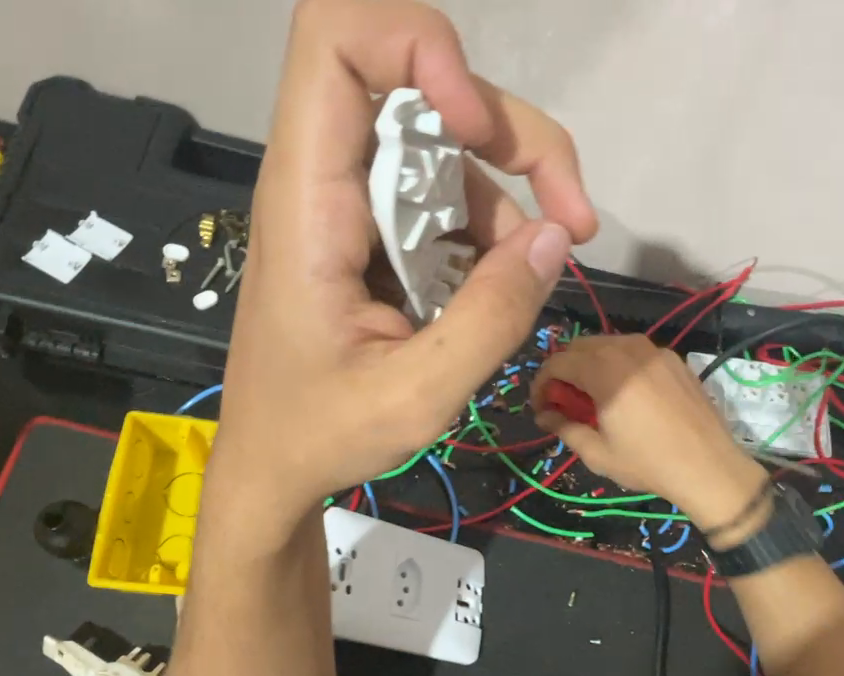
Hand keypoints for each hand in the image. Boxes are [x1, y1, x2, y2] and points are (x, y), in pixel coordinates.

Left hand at [207, 0, 598, 530]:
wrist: (273, 466)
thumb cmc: (319, 435)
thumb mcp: (414, 397)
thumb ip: (489, 319)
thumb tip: (554, 239)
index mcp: (308, 202)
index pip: (335, 41)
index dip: (418, 45)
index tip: (475, 127)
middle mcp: (326, 181)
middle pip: (418, 84)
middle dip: (510, 133)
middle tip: (571, 217)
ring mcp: (352, 206)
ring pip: (444, 144)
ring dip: (512, 193)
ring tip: (536, 273)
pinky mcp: (374, 235)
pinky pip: (444, 199)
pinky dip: (490, 232)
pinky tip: (503, 286)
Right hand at [531, 335, 768, 536]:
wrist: (707, 465)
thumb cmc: (647, 463)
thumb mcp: (597, 452)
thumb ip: (565, 427)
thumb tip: (543, 415)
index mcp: (604, 371)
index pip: (557, 362)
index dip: (541, 383)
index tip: (540, 407)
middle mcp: (627, 350)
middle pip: (580, 346)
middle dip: (564, 369)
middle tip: (563, 401)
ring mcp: (654, 351)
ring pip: (608, 344)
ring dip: (591, 364)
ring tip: (592, 397)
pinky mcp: (673, 359)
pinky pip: (634, 351)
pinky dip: (618, 364)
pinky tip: (624, 394)